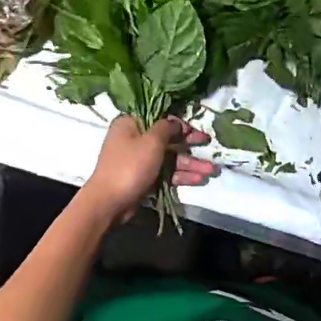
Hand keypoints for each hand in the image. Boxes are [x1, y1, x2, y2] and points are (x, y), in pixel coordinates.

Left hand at [76, 116, 214, 224]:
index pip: (159, 118)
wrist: (110, 202)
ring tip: (211, 171)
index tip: (196, 131)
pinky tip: (198, 180)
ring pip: (168, 158)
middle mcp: (133, 138)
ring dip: (189, 163)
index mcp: (130, 123)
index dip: (180, 124)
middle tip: (208, 145)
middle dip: (189, 145)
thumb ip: (167, 128)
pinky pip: (164, 172)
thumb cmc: (130, 166)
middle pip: (166, 138)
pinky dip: (180, 175)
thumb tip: (176, 122)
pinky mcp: (143, 177)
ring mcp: (138, 160)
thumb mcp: (151, 141)